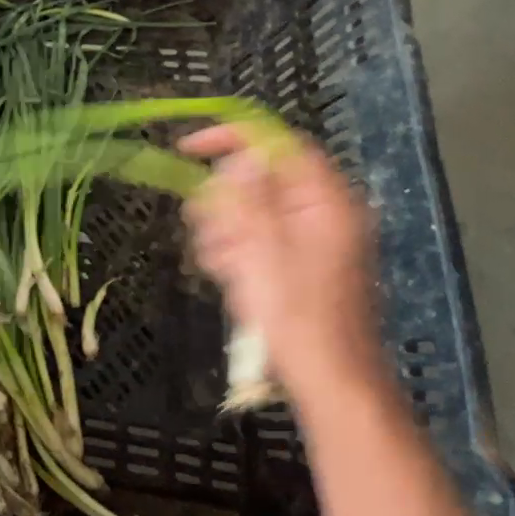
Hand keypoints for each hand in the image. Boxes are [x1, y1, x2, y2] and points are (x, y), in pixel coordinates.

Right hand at [179, 124, 384, 402]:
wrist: (328, 377)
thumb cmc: (297, 315)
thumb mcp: (264, 250)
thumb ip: (251, 199)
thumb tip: (240, 158)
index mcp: (326, 203)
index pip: (278, 144)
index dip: (231, 138)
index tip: (186, 149)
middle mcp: (322, 213)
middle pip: (256, 178)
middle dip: (222, 201)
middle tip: (210, 230)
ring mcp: (310, 238)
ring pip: (247, 208)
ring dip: (222, 230)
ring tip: (223, 264)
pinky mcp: (295, 260)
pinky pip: (252, 235)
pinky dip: (233, 249)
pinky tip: (230, 276)